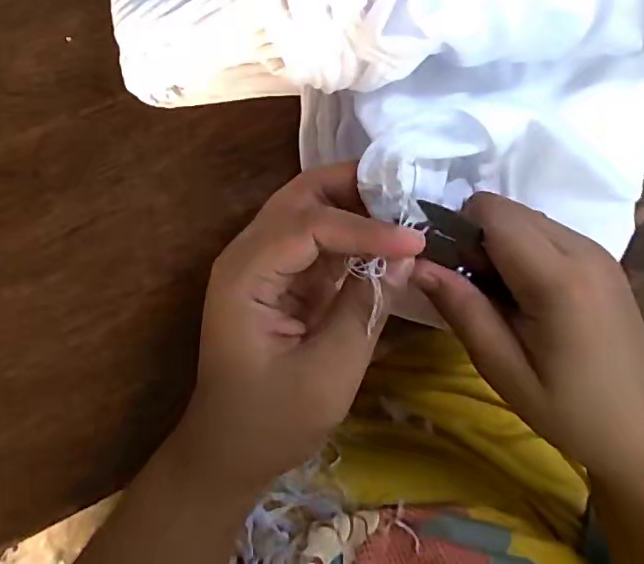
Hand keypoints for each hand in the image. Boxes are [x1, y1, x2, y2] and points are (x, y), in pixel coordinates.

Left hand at [169, 163, 425, 490]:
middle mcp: (249, 252)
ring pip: (310, 207)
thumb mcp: (327, 375)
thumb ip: (364, 308)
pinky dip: (354, 233)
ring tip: (405, 211)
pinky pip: (319, 237)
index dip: (365, 228)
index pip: (308, 225)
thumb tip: (406, 256)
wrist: (227, 454)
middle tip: (407, 194)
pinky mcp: (282, 274)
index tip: (416, 239)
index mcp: (246, 273)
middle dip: (355, 187)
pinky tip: (387, 239)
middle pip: (302, 196)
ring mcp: (263, 260)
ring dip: (356, 204)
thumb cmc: (271, 422)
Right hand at [413, 191, 643, 475]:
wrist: (643, 433)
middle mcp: (582, 249)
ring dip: (500, 242)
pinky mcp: (601, 255)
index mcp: (559, 279)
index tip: (453, 272)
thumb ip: (461, 308)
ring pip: (524, 215)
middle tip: (476, 289)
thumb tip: (415, 263)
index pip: (492, 211)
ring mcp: (597, 248)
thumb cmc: (570, 411)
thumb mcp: (503, 369)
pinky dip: (523, 247)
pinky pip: (545, 229)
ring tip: (503, 296)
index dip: (460, 229)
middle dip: (478, 236)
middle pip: (507, 208)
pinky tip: (528, 294)